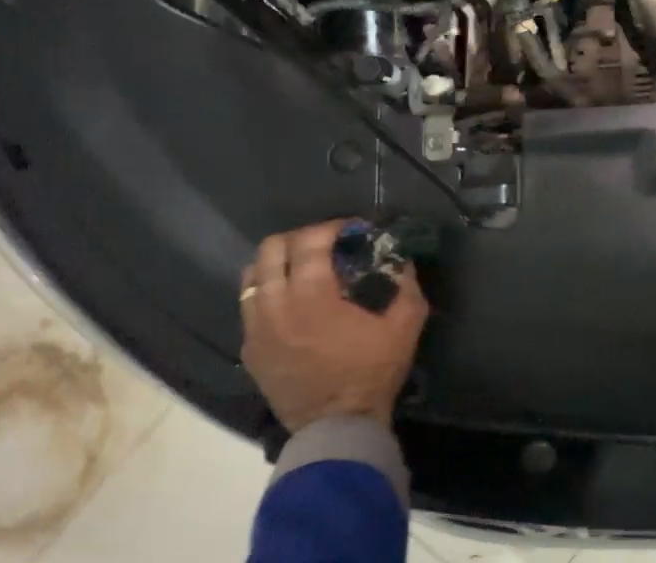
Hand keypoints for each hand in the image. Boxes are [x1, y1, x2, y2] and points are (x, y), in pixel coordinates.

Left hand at [239, 220, 429, 431]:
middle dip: (300, 238)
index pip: (309, 241)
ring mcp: (256, 329)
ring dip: (278, 264)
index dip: (332, 227)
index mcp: (312, 296)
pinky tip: (294, 305)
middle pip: (270, 249)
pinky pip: (249, 307)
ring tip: (304, 270)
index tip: (353, 231)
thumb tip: (401, 258)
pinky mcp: (249, 350)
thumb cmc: (372, 372)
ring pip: (251, 276)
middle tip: (326, 245)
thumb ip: (405, 283)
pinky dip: (269, 294)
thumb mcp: (405, 323)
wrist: (336, 427)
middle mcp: (275, 306)